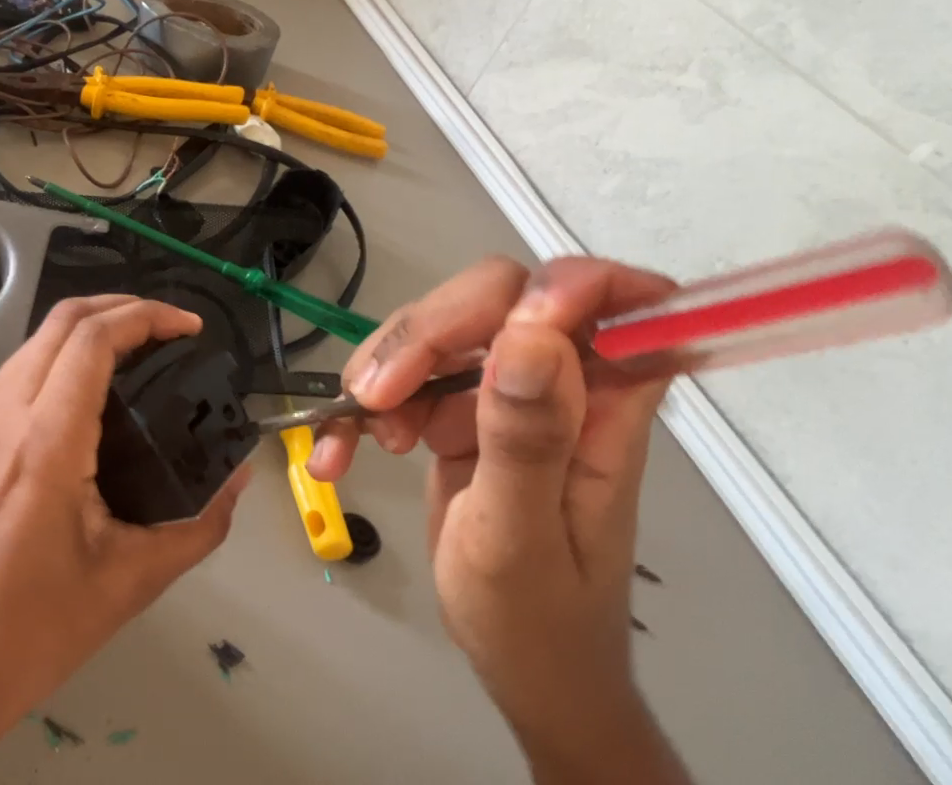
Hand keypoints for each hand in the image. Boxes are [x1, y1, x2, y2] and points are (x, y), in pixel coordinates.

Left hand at [0, 296, 248, 784]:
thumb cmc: (44, 626)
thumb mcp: (137, 576)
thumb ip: (201, 521)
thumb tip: (239, 476)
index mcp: (44, 443)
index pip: (91, 339)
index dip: (145, 316)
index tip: (188, 327)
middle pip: (58, 322)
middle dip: (118, 309)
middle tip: (167, 331)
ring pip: (28, 346)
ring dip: (81, 335)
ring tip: (131, 357)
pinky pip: (5, 379)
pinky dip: (48, 365)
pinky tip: (76, 398)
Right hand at [311, 257, 690, 782]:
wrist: (520, 666)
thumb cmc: (536, 616)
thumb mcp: (521, 533)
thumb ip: (527, 435)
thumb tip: (530, 334)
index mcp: (604, 406)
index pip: (614, 300)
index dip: (563, 285)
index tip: (494, 323)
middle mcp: (559, 383)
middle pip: (496, 299)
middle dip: (426, 333)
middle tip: (377, 394)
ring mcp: (504, 394)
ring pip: (437, 330)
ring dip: (383, 370)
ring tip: (360, 434)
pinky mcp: (460, 413)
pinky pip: (404, 379)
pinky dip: (359, 409)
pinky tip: (337, 453)